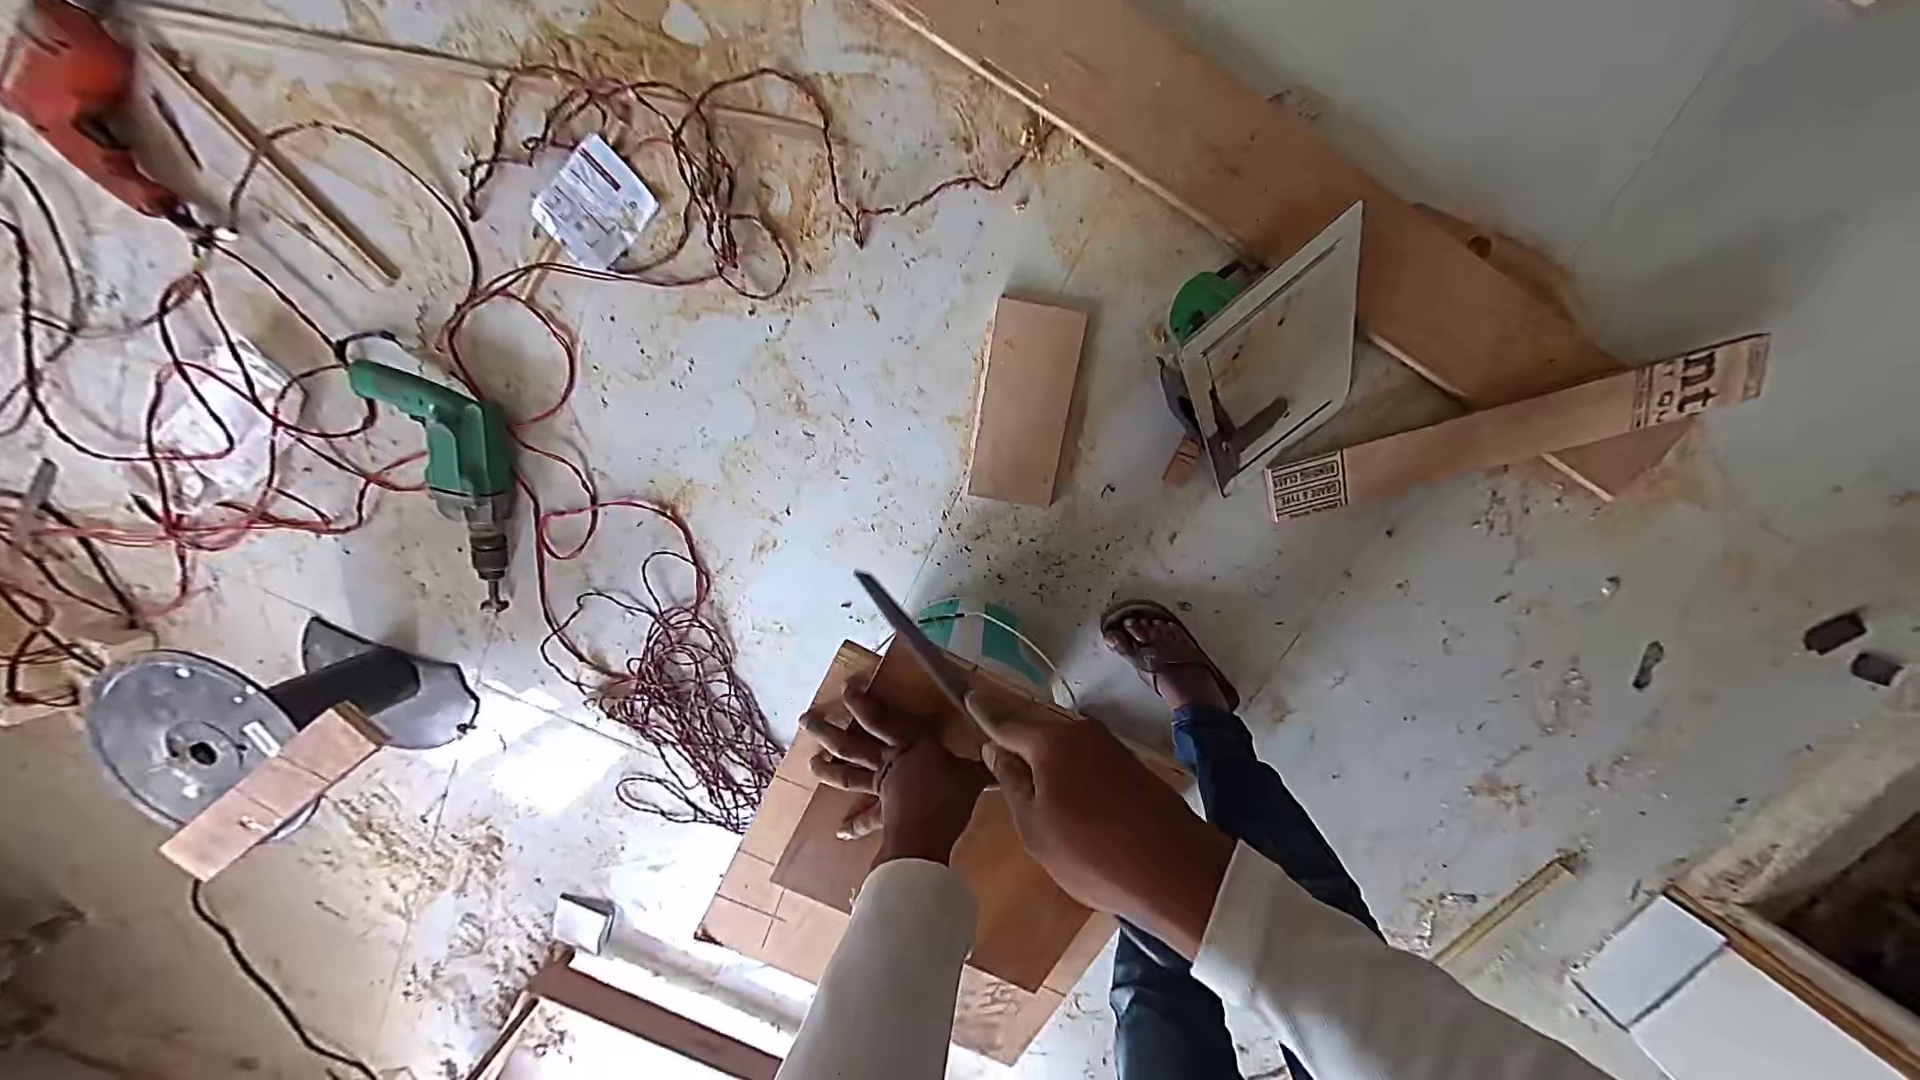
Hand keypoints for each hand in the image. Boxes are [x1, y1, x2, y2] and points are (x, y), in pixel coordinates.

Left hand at [800, 686, 990, 865]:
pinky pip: (866, 817)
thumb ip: (984, 763)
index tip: (847, 686)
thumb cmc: (947, 798)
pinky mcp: (882, 813)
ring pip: (849, 774)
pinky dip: (854, 823)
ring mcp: (881, 788)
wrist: (926, 838)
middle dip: (828, 730)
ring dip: (829, 768)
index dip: (861, 701)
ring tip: (812, 762)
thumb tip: (1006, 751)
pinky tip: (840, 830)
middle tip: (807, 719)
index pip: (879, 718)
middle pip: (851, 744)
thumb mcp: (973, 775)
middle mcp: (889, 761)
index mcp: (908, 744)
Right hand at [968, 689, 1233, 958]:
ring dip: (1044, 760)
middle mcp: (1080, 732)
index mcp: (1051, 743)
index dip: (984, 712)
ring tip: (1031, 789)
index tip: (968, 695)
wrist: (1177, 869)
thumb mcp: (1035, 827)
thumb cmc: (1092, 853)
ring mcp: (1109, 746)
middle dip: (1016, 742)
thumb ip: (1011, 782)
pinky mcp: (1129, 764)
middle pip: (1036, 731)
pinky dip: (1069, 770)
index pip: (1006, 722)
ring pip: (1062, 745)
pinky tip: (1068, 797)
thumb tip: (994, 750)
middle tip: (996, 756)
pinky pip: (1085, 758)